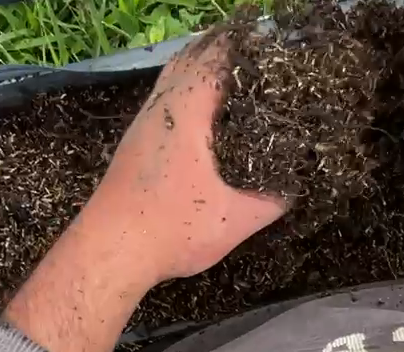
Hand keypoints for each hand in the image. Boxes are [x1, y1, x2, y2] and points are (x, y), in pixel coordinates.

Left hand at [5, 36, 284, 351]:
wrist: (110, 251)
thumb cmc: (171, 229)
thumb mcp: (233, 220)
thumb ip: (268, 202)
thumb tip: (293, 189)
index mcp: (186, 109)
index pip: (219, 56)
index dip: (247, 48)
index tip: (272, 51)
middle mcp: (160, 105)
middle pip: (192, 58)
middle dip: (224, 55)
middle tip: (256, 63)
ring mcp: (142, 124)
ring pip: (173, 81)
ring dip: (200, 76)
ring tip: (233, 87)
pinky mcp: (133, 146)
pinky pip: (164, 106)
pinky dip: (185, 101)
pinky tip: (200, 125)